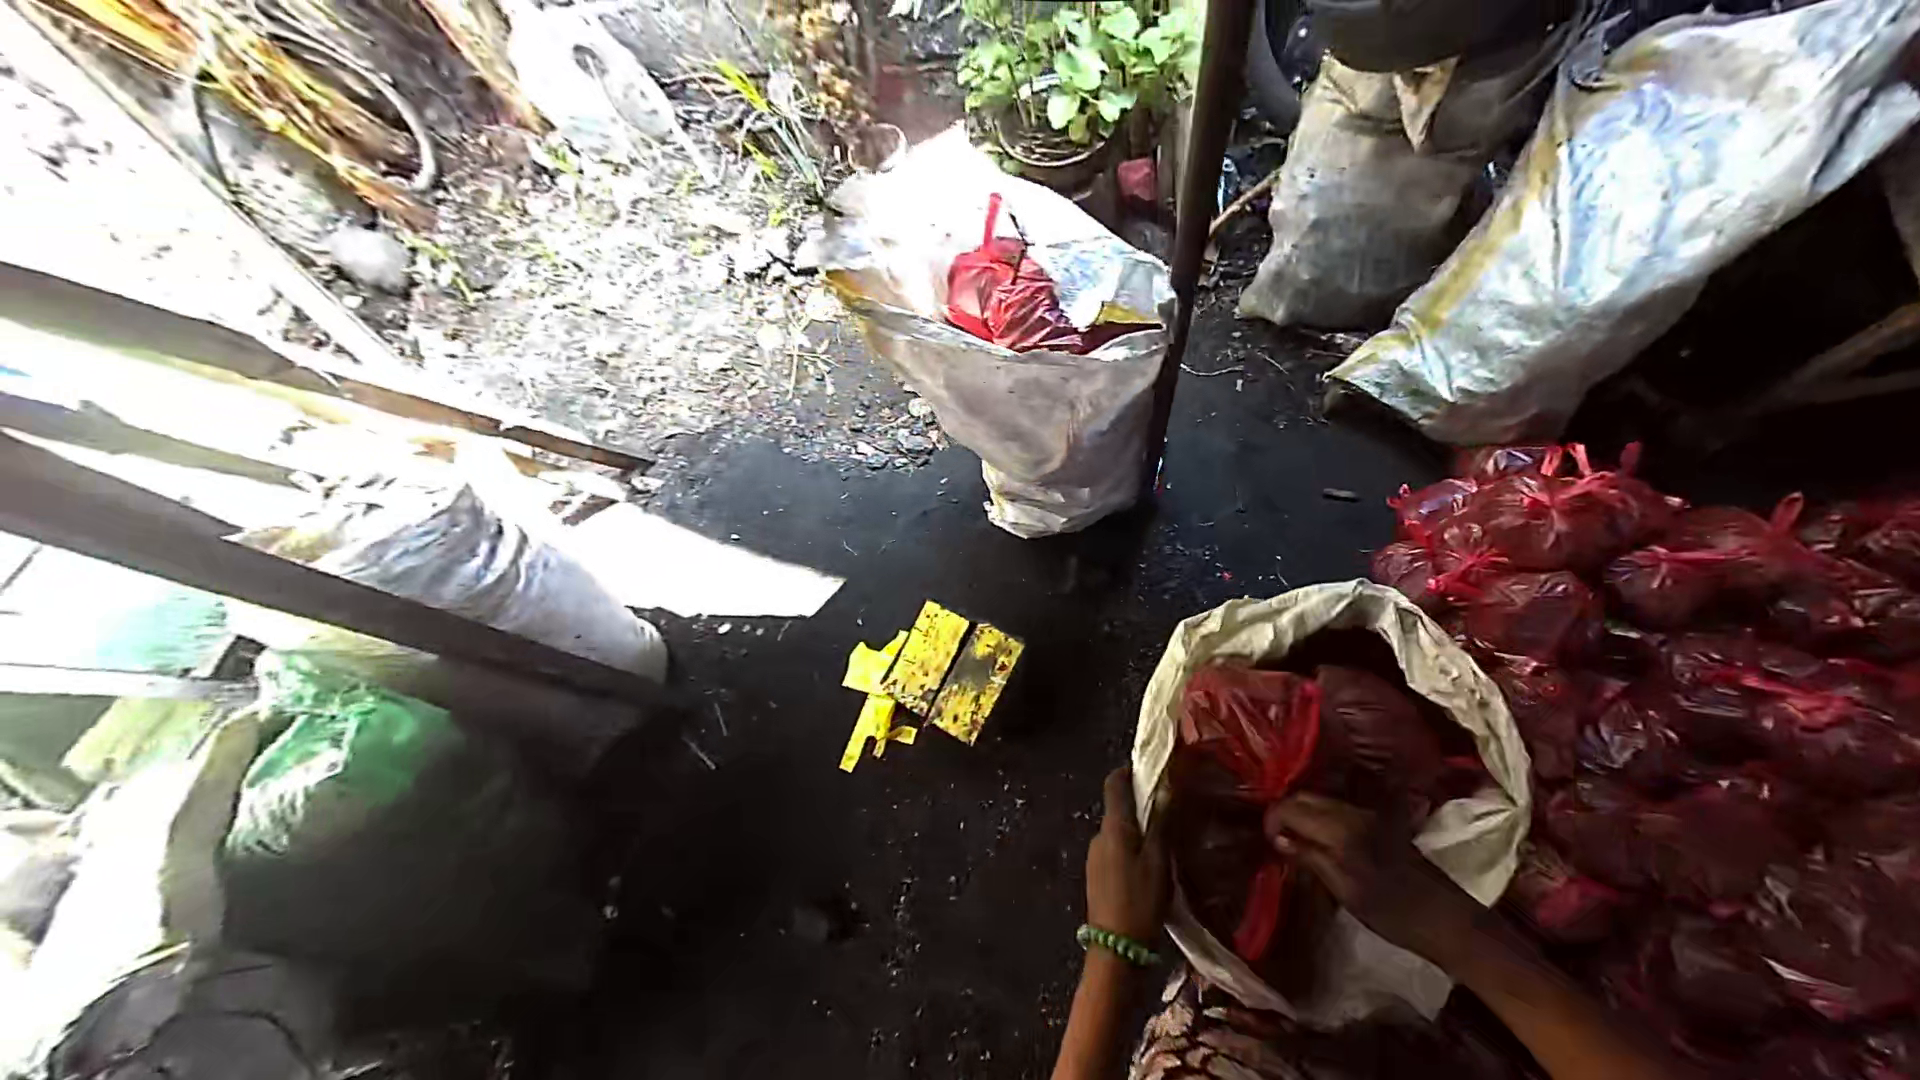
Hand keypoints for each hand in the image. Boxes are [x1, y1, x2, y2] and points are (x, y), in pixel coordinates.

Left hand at [1085, 767, 1169, 941]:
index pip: (1114, 784)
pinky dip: (1130, 849)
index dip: (1128, 771)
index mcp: (1114, 826)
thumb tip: (1165, 789)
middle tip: (1168, 810)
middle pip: (1117, 808)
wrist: (1116, 948)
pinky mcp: (1096, 874)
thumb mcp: (1159, 862)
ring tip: (1163, 842)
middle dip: (1139, 805)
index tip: (1149, 769)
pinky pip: (1114, 850)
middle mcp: (1098, 835)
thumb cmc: (1141, 900)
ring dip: (1136, 831)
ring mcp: (1094, 855)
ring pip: (1117, 832)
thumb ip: (1161, 824)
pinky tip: (1147, 867)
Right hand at [1264, 793, 1477, 965]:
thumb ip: (1309, 858)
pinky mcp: (1377, 820)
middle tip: (1277, 839)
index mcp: (1339, 828)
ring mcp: (1366, 813)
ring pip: (1319, 800)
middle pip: (1303, 796)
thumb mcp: (1344, 891)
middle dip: (1284, 812)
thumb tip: (1277, 839)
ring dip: (1301, 813)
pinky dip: (1318, 816)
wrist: (1449, 921)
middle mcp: (1350, 811)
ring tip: (1295, 840)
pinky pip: (1335, 808)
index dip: (1272, 820)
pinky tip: (1318, 838)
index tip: (1268, 841)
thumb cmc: (1393, 913)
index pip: (1289, 807)